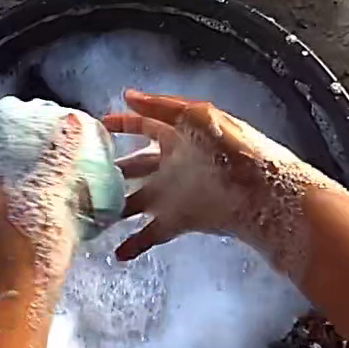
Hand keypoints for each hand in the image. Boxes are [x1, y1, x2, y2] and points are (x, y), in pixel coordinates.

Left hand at [0, 112, 85, 318]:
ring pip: (35, 173)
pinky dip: (63, 186)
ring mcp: (12, 207)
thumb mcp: (45, 194)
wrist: (24, 296)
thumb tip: (71, 120)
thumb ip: (58, 156)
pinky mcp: (28, 223)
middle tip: (74, 129)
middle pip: (22, 152)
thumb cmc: (27, 249)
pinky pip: (47, 194)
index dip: (26, 118)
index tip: (51, 111)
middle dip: (48, 140)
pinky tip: (84, 184)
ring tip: (84, 152)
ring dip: (58, 163)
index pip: (3, 133)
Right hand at [102, 89, 337, 271]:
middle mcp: (172, 164)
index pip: (143, 125)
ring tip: (91, 212)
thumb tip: (128, 95)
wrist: (263, 193)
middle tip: (86, 173)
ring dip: (115, 207)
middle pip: (135, 165)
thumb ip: (161, 106)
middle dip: (112, 168)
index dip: (121, 123)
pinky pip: (150, 234)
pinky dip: (134, 244)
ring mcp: (173, 194)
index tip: (97, 126)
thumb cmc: (236, 149)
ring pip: (135, 200)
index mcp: (178, 135)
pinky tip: (117, 252)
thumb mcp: (198, 115)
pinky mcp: (178, 221)